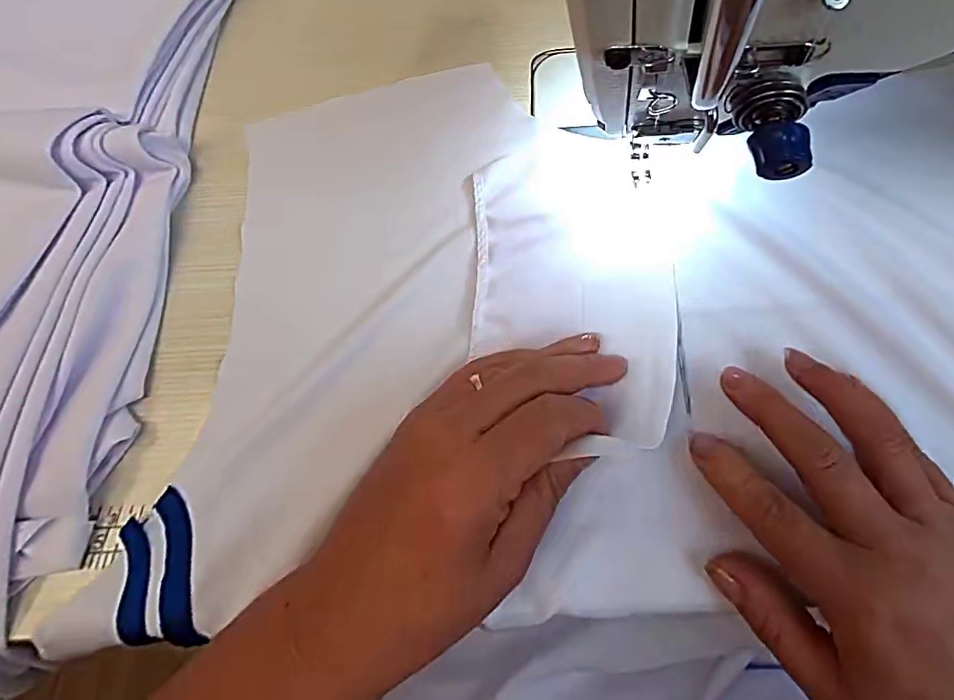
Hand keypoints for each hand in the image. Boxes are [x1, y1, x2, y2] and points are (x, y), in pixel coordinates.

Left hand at [159, 334, 624, 699]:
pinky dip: (504, 363)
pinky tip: (529, 361)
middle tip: (613, 362)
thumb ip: (543, 496)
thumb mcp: (501, 567)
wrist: (341, 608)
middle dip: (572, 368)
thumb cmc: (426, 607)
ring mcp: (426, 420)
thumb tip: (583, 450)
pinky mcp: (414, 420)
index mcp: (472, 477)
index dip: (583, 416)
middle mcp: (448, 433)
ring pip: (495, 369)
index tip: (609, 423)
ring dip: (542, 356)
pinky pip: (467, 376)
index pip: (543, 421)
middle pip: (523, 381)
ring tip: (582, 345)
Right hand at [689, 348, 953, 699]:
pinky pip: (920, 460)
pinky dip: (882, 425)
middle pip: (822, 459)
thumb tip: (723, 564)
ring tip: (798, 362)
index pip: (776, 516)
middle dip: (771, 410)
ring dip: (833, 391)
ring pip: (881, 439)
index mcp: (861, 597)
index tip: (704, 444)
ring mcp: (945, 532)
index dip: (731, 474)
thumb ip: (774, 620)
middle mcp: (903, 552)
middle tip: (736, 379)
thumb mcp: (836, 691)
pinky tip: (855, 405)